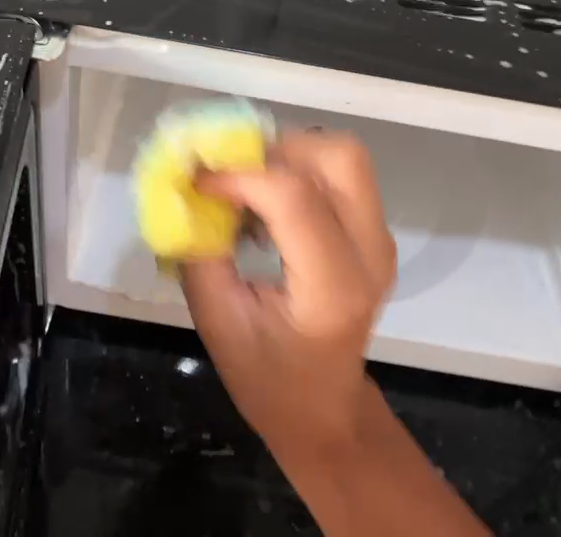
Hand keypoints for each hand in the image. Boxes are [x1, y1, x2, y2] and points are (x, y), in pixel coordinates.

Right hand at [179, 131, 396, 461]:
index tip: (198, 180)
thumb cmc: (268, 379)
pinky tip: (266, 206)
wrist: (325, 410)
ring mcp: (379, 239)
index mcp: (333, 287)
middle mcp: (369, 253)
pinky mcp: (373, 232)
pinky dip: (299, 171)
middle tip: (231, 173)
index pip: (295, 197)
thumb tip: (182, 193)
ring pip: (343, 157)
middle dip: (277, 150)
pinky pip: (341, 176)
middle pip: (338, 157)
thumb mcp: (218, 324)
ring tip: (247, 189)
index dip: (240, 174)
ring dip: (290, 156)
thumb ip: (200, 253)